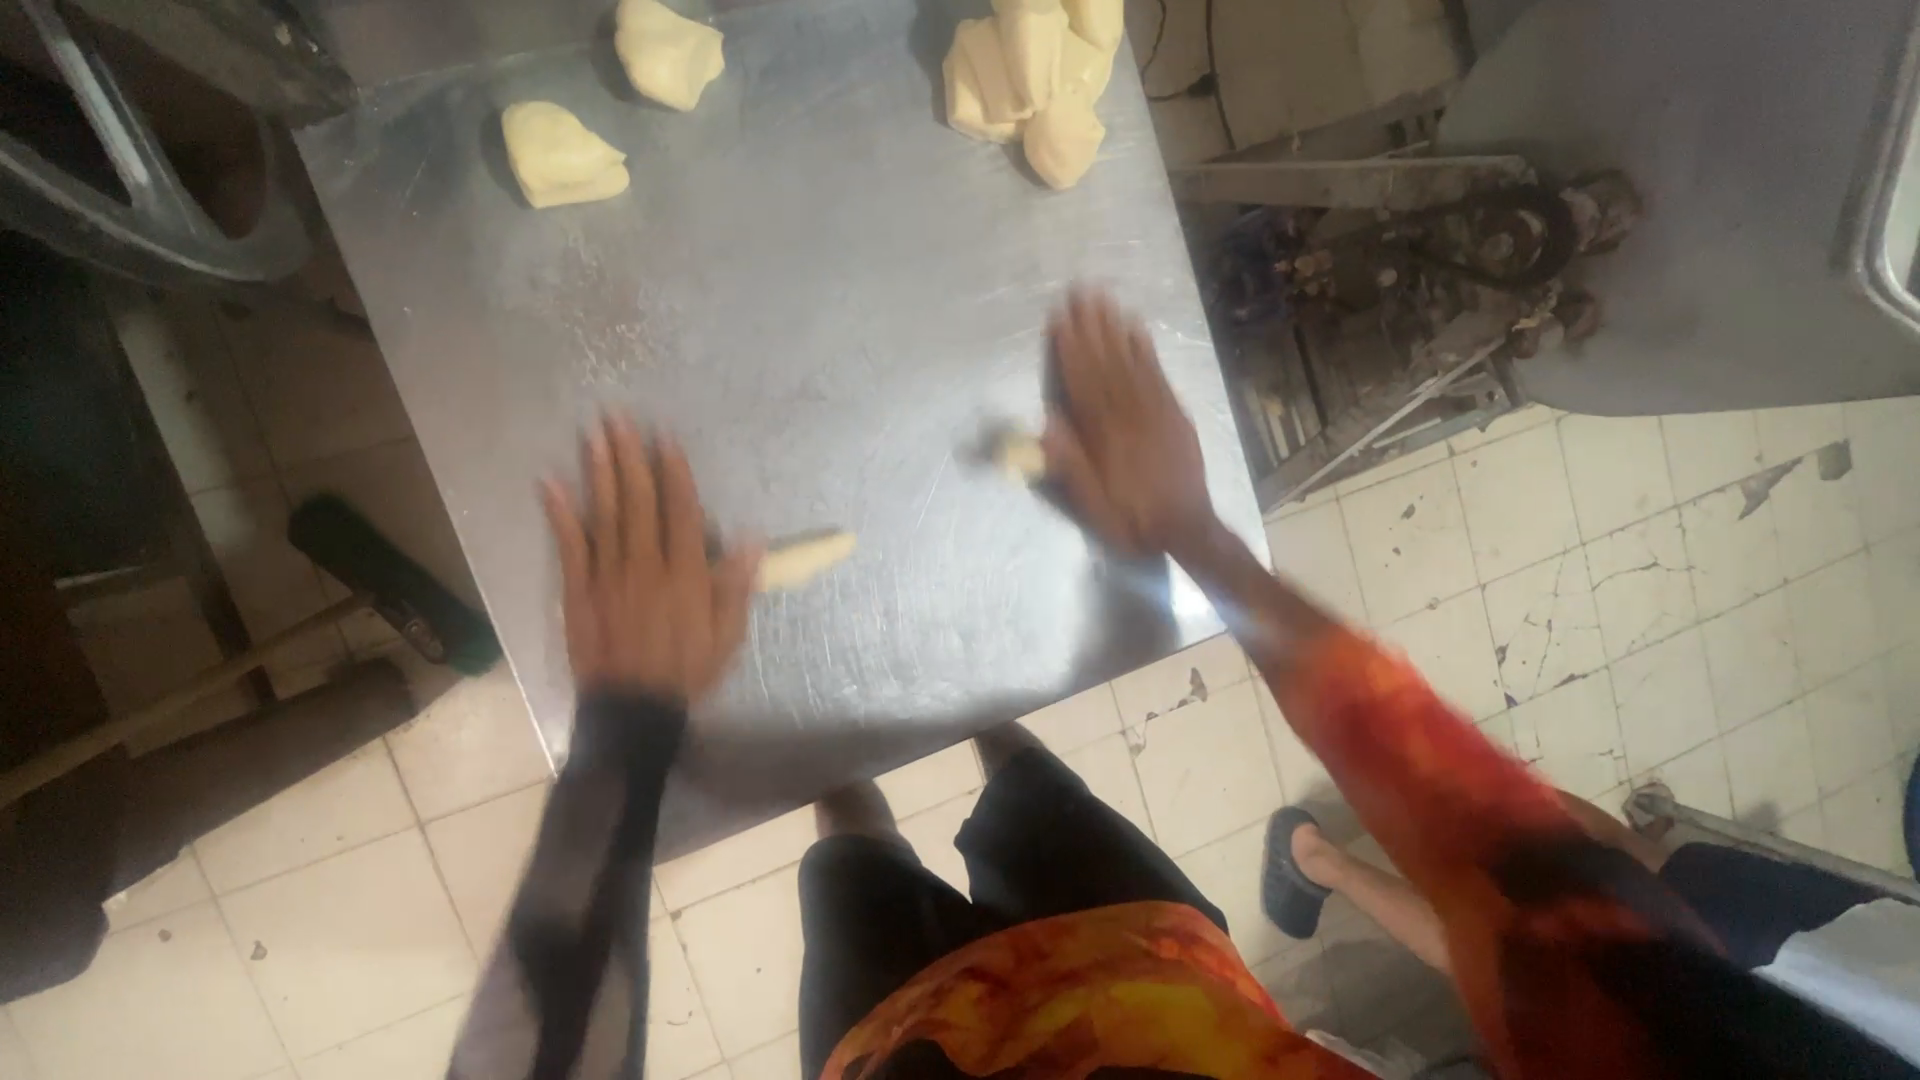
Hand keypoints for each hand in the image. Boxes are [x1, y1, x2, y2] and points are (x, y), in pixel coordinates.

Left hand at [541, 418, 760, 702]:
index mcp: (685, 574)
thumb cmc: (687, 670)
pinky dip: (560, 513)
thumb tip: (753, 538)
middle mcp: (645, 565)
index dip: (674, 472)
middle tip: (617, 417)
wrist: (633, 709)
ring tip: (593, 434)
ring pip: (604, 514)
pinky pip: (570, 545)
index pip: (681, 511)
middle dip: (629, 456)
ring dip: (599, 471)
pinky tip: (551, 482)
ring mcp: (608, 575)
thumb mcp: (728, 635)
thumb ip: (736, 585)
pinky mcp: (579, 590)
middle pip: (638, 501)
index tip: (666, 438)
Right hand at [1042, 288, 1215, 557]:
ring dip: (1114, 326)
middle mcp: (1129, 412)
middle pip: (1105, 360)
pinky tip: (1136, 327)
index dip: (1069, 347)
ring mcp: (1155, 408)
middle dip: (1090, 324)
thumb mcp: (1091, 502)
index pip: (1081, 381)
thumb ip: (1069, 461)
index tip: (1058, 317)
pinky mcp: (1174, 412)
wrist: (1186, 527)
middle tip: (1080, 289)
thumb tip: (1046, 421)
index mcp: (1104, 434)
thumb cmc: (1131, 519)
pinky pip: (1156, 372)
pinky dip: (1144, 347)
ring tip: (1103, 297)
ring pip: (1130, 359)